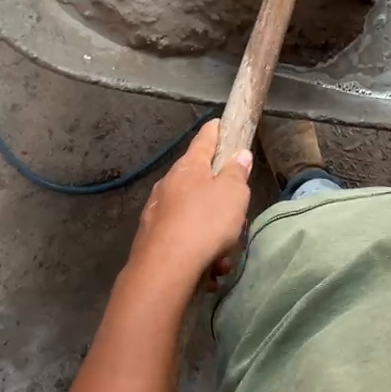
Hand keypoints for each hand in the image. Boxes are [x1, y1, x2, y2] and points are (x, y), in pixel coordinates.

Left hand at [126, 120, 252, 287]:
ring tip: (223, 255)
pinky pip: (182, 237)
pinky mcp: (151, 237)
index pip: (204, 139)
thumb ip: (237, 173)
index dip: (215, 131)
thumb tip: (239, 154)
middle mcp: (169, 183)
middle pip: (199, 182)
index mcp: (189, 167)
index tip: (219, 123)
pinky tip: (208, 268)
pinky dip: (197, 249)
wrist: (164, 269)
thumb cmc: (205, 222)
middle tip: (236, 219)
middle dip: (220, 200)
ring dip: (212, 232)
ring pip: (193, 214)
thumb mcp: (234, 194)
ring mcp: (157, 210)